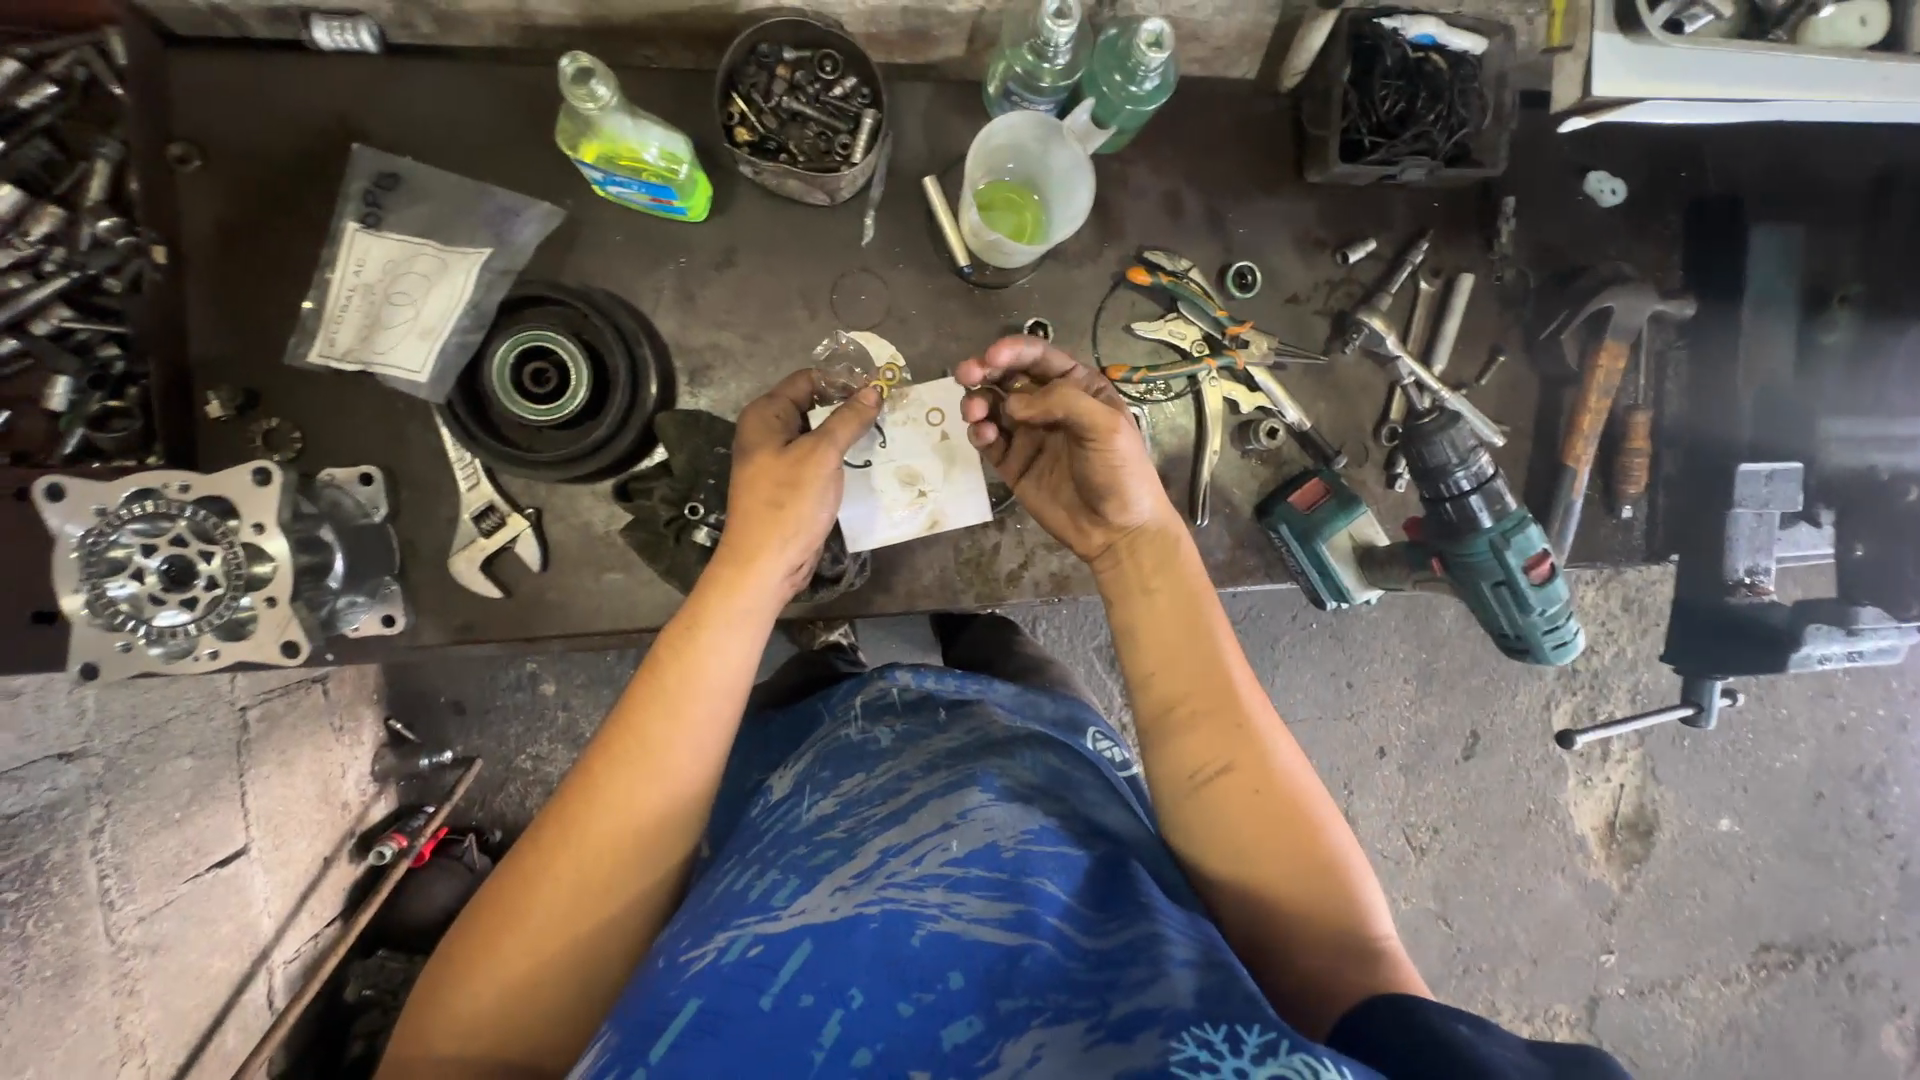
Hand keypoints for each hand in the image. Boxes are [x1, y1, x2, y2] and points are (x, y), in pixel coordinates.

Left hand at [712, 370, 880, 597]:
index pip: (808, 379)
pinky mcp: (790, 485)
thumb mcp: (822, 455)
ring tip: (885, 431)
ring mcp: (778, 460)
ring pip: (818, 435)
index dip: (842, 379)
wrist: (765, 563)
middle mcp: (768, 432)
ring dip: (847, 433)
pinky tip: (867, 461)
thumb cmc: (788, 503)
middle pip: (813, 405)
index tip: (879, 386)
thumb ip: (847, 420)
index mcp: (766, 415)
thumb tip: (873, 391)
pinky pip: (818, 460)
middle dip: (849, 405)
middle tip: (889, 408)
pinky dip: (840, 457)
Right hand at [957, 336, 1180, 565]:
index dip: (1012, 351)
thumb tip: (1013, 402)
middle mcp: (1049, 405)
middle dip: (984, 371)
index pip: (1038, 357)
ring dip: (977, 401)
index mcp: (1077, 387)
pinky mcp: (1013, 464)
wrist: (1116, 529)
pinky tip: (983, 435)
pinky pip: (989, 440)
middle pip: (1009, 377)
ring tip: (974, 412)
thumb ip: (1061, 401)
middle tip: (966, 373)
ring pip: (993, 406)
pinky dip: (980, 432)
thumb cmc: (1120, 471)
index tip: (990, 357)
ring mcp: (1029, 435)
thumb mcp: (1104, 425)